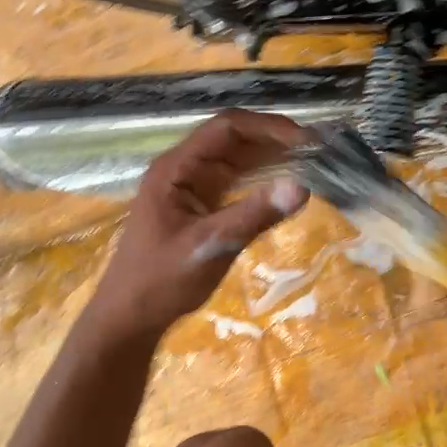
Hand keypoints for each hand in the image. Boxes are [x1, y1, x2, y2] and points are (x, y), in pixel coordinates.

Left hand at [90, 109, 309, 340]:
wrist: (129, 319)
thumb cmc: (161, 281)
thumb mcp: (210, 247)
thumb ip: (254, 215)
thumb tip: (302, 187)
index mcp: (175, 169)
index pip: (226, 128)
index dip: (268, 127)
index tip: (306, 139)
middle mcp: (183, 168)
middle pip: (234, 136)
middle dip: (275, 137)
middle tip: (317, 146)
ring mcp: (191, 185)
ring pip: (238, 155)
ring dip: (272, 153)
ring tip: (311, 157)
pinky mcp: (201, 203)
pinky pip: (237, 178)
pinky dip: (264, 175)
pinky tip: (288, 180)